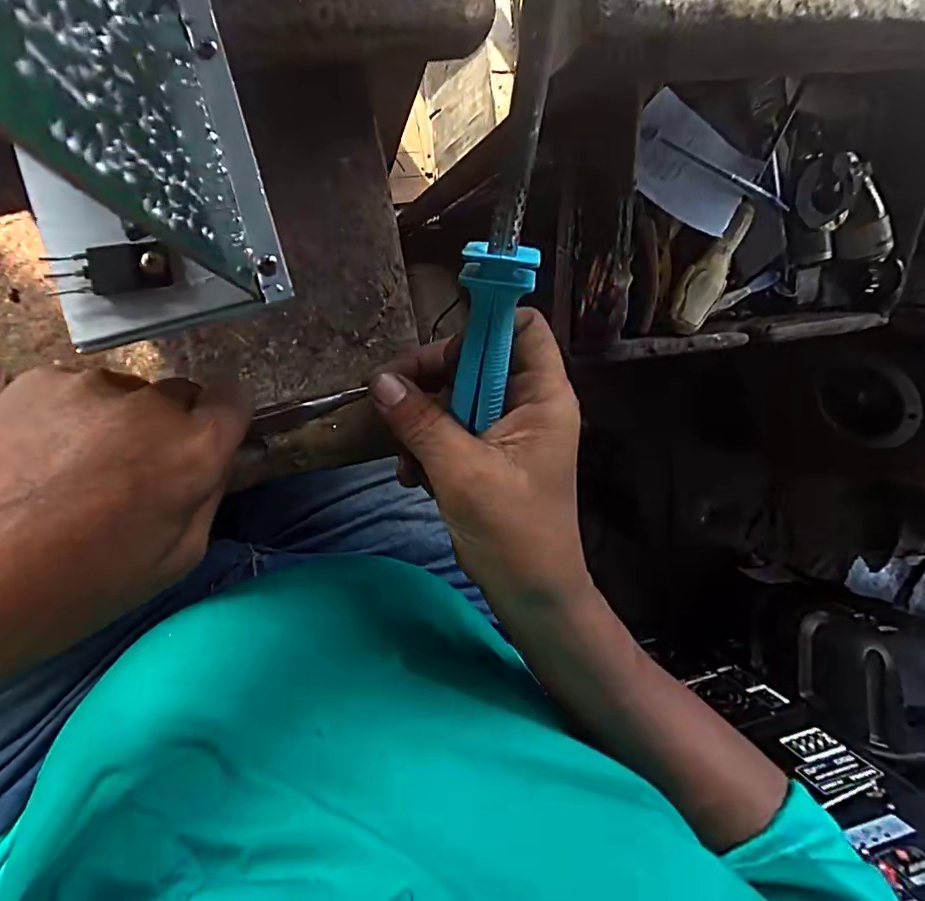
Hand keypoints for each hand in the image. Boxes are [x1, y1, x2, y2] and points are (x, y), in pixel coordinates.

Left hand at [0, 366, 250, 768]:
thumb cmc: (66, 595)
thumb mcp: (170, 564)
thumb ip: (205, 499)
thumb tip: (210, 463)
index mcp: (192, 452)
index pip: (235, 400)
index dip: (224, 422)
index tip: (207, 446)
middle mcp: (150, 405)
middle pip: (182, 397)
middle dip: (171, 429)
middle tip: (131, 478)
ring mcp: (90, 386)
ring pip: (127, 396)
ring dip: (118, 424)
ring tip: (68, 476)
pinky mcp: (34, 380)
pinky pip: (77, 394)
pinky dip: (70, 419)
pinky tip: (32, 462)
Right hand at [369, 309, 588, 609]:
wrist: (534, 598)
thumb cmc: (513, 534)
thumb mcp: (461, 472)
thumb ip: (421, 421)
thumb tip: (381, 380)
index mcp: (543, 396)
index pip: (523, 327)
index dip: (483, 325)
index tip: (435, 348)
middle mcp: (529, 404)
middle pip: (477, 359)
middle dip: (433, 381)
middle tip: (392, 400)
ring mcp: (510, 430)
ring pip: (458, 395)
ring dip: (424, 420)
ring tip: (405, 460)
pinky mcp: (491, 455)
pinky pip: (454, 428)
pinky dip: (430, 445)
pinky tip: (414, 478)